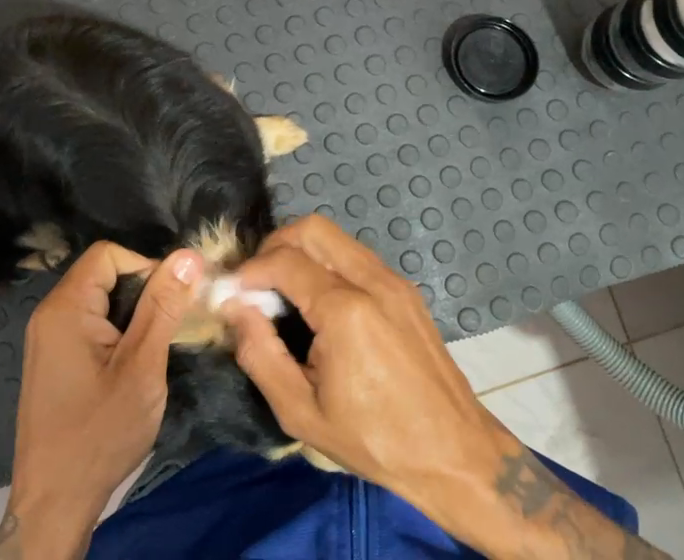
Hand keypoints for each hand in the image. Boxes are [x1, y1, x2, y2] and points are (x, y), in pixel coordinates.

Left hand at [0, 242, 200, 559]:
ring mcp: (49, 339)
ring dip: (133, 318)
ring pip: (100, 302)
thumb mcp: (142, 366)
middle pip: (104, 275)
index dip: (146, 267)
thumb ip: (164, 306)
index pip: (109, 254)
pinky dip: (117, 336)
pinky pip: (90, 327)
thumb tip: (188, 255)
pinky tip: (134, 368)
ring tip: (154, 353)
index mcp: (65, 307)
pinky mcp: (54, 361)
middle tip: (170, 331)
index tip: (173, 303)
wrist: (55, 499)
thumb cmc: (100, 432)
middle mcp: (50, 314)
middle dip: (143, 294)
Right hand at [222, 215, 497, 494]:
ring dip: (301, 252)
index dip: (248, 271)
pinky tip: (316, 303)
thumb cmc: (375, 440)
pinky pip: (356, 257)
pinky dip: (327, 264)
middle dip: (274, 247)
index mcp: (346, 311)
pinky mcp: (406, 291)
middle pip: (312, 229)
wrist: (454, 453)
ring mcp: (395, 282)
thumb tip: (233, 307)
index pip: (284, 261)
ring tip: (282, 294)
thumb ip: (259, 353)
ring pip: (336, 238)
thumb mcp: (301, 411)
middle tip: (256, 284)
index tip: (229, 294)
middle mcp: (373, 282)